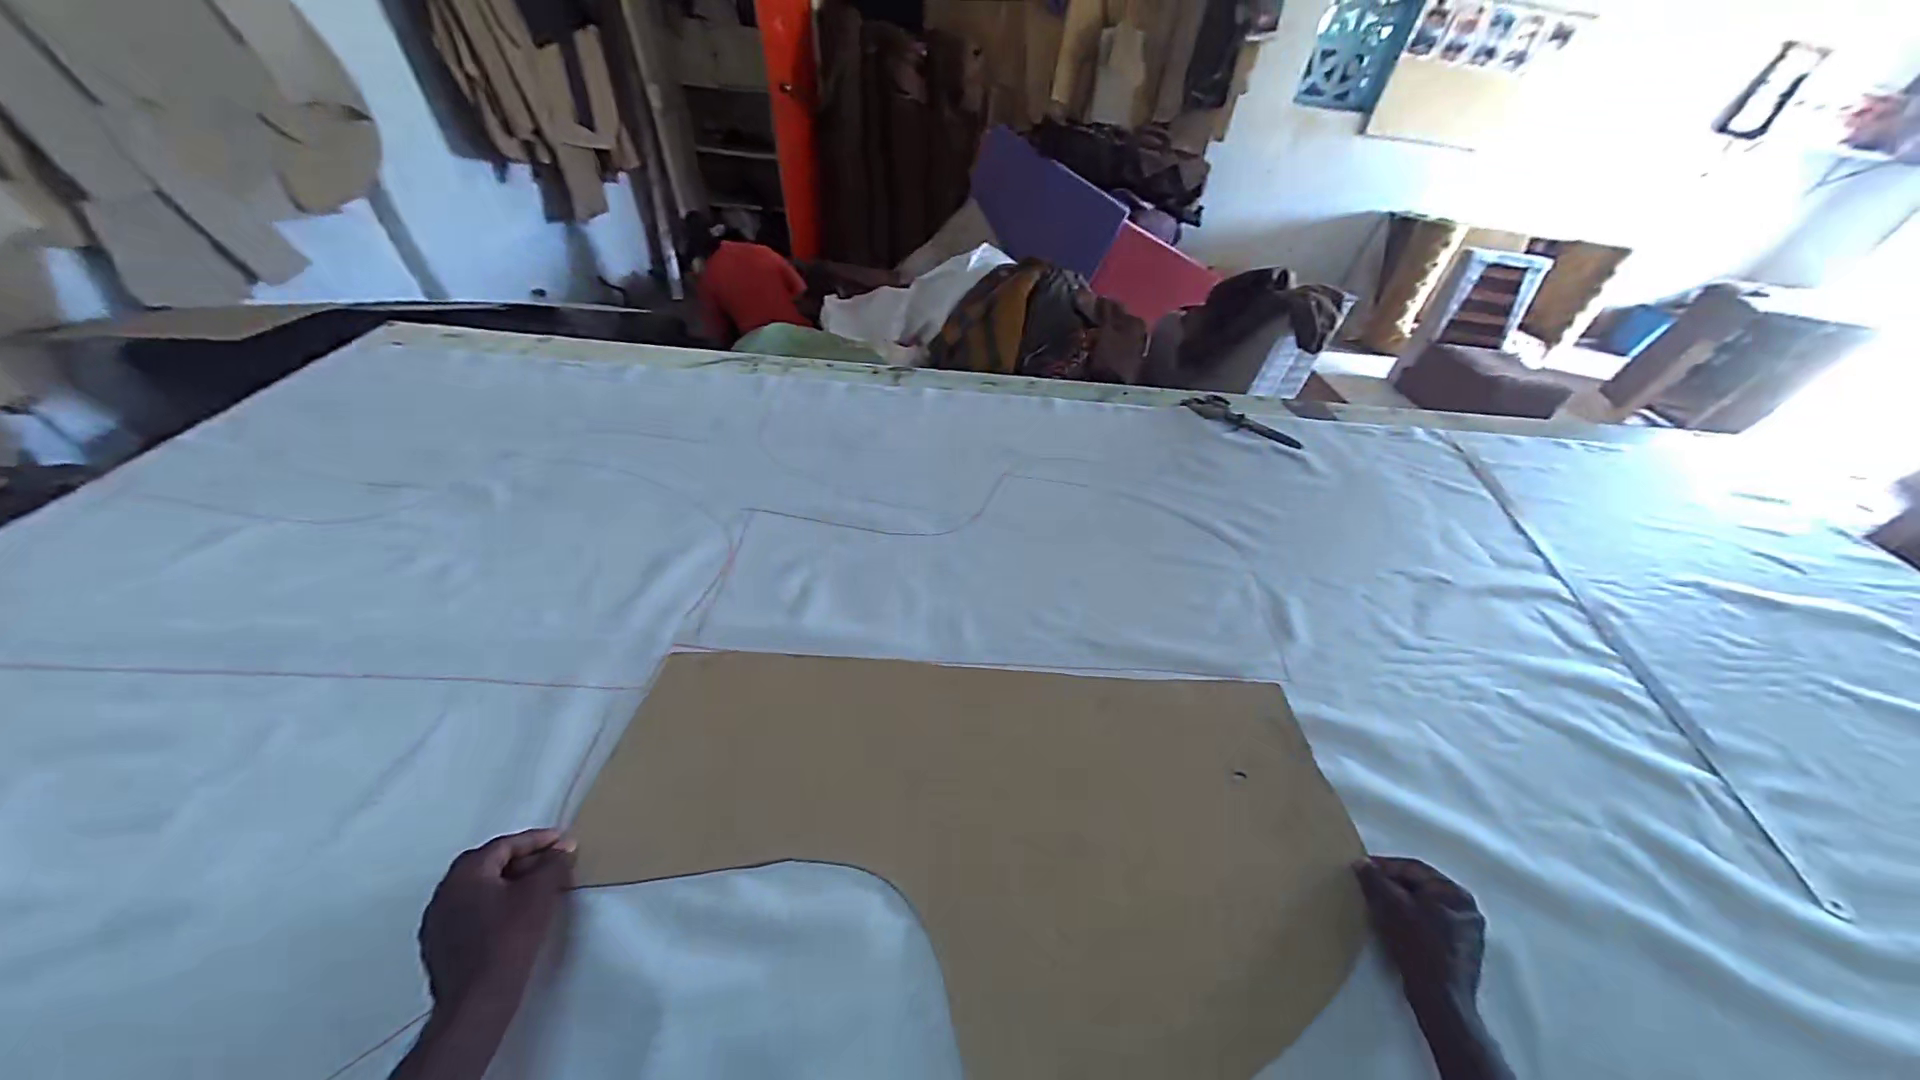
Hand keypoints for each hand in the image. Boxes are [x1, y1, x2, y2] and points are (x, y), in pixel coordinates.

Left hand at [418, 829, 576, 1009]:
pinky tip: (515, 916)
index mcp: (464, 875)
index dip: (537, 840)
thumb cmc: (510, 937)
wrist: (478, 999)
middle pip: (488, 865)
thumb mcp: (541, 892)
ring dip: (508, 883)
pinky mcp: (439, 947)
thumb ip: (554, 863)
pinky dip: (495, 905)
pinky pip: (471, 912)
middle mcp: (444, 894)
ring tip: (537, 888)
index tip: (562, 841)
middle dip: (522, 859)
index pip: (504, 845)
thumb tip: (562, 849)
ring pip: (478, 889)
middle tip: (551, 861)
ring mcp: (437, 923)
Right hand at [1353, 856, 1486, 1003]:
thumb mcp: (1390, 906)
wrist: (1441, 999)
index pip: (1413, 868)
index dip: (1384, 866)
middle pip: (1420, 887)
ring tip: (1377, 905)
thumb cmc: (1417, 945)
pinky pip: (1430, 923)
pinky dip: (1410, 919)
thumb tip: (1361, 862)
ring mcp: (1467, 932)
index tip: (1362, 868)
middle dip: (1391, 885)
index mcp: (1455, 893)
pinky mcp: (1460, 951)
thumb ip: (1374, 879)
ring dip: (1400, 903)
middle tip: (1367, 886)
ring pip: (1424, 906)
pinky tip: (1394, 926)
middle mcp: (1467, 909)